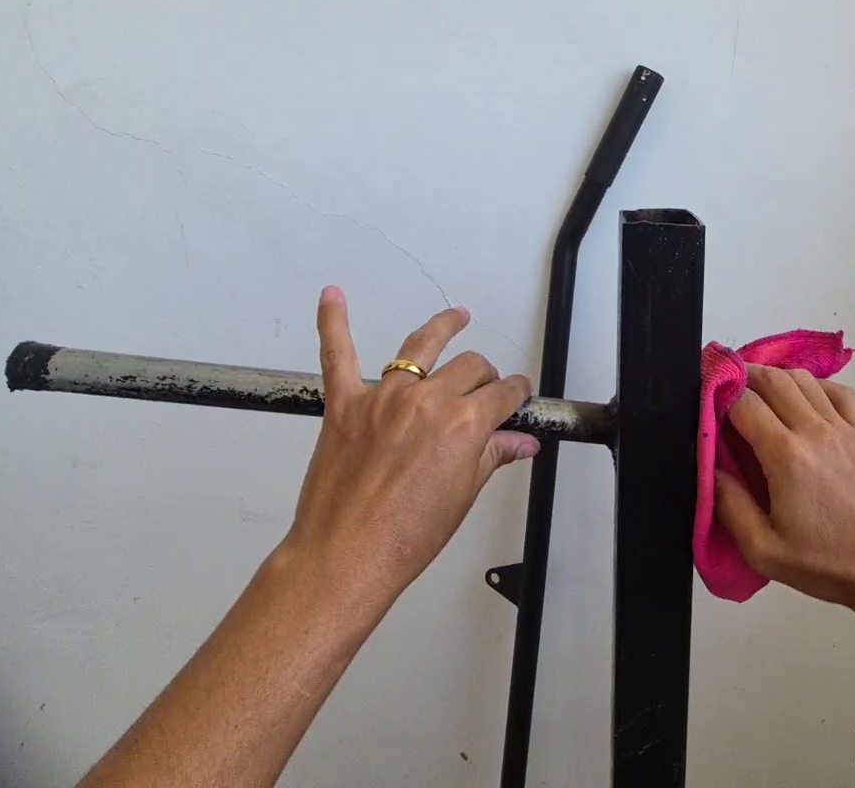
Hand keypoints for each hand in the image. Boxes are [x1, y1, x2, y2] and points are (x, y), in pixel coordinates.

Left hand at [277, 288, 536, 606]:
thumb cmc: (406, 536)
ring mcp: (384, 398)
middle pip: (470, 365)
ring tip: (457, 317)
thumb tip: (522, 443)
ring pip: (421, 346)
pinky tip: (332, 296)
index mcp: (464, 423)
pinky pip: (338, 355)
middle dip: (485, 375)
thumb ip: (495, 455)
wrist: (346, 558)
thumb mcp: (464, 493)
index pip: (503, 391)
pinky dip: (333, 322)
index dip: (516, 392)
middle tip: (485, 390)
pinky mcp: (346, 405)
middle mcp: (427, 400)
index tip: (517, 395)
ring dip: (443, 327)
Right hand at [715, 365, 854, 619]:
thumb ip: (730, 507)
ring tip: (761, 390)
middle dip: (745, 375)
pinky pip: (839, 391)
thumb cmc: (829, 564)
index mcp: (786, 455)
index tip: (707, 399)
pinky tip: (807, 397)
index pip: (744, 403)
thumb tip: (710, 470)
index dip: (721, 394)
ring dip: (778, 377)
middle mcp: (815, 430)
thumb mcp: (765, 551)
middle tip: (727, 386)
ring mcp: (845, 427)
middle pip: (774, 379)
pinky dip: (816, 385)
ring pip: (805, 379)